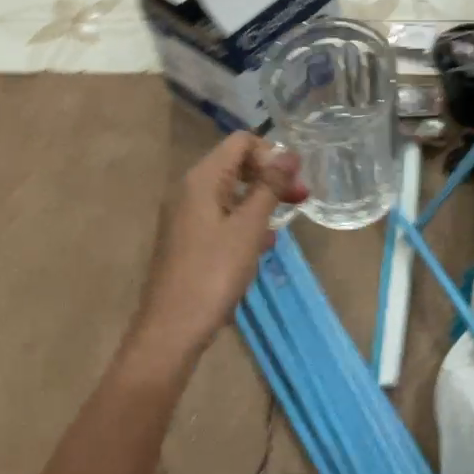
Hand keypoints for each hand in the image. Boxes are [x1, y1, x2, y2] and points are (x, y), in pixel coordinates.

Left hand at [130, 133, 307, 359]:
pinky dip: (244, 222)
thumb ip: (270, 187)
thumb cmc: (213, 273)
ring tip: (285, 224)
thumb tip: (289, 152)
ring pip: (230, 193)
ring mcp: (185, 216)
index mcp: (202, 179)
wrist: (171, 330)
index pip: (241, 142)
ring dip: (260, 201)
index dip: (271, 154)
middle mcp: (189, 190)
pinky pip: (221, 216)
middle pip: (236, 165)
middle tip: (301, 199)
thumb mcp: (249, 227)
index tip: (294, 180)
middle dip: (270, 177)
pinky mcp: (187, 240)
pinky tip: (262, 246)